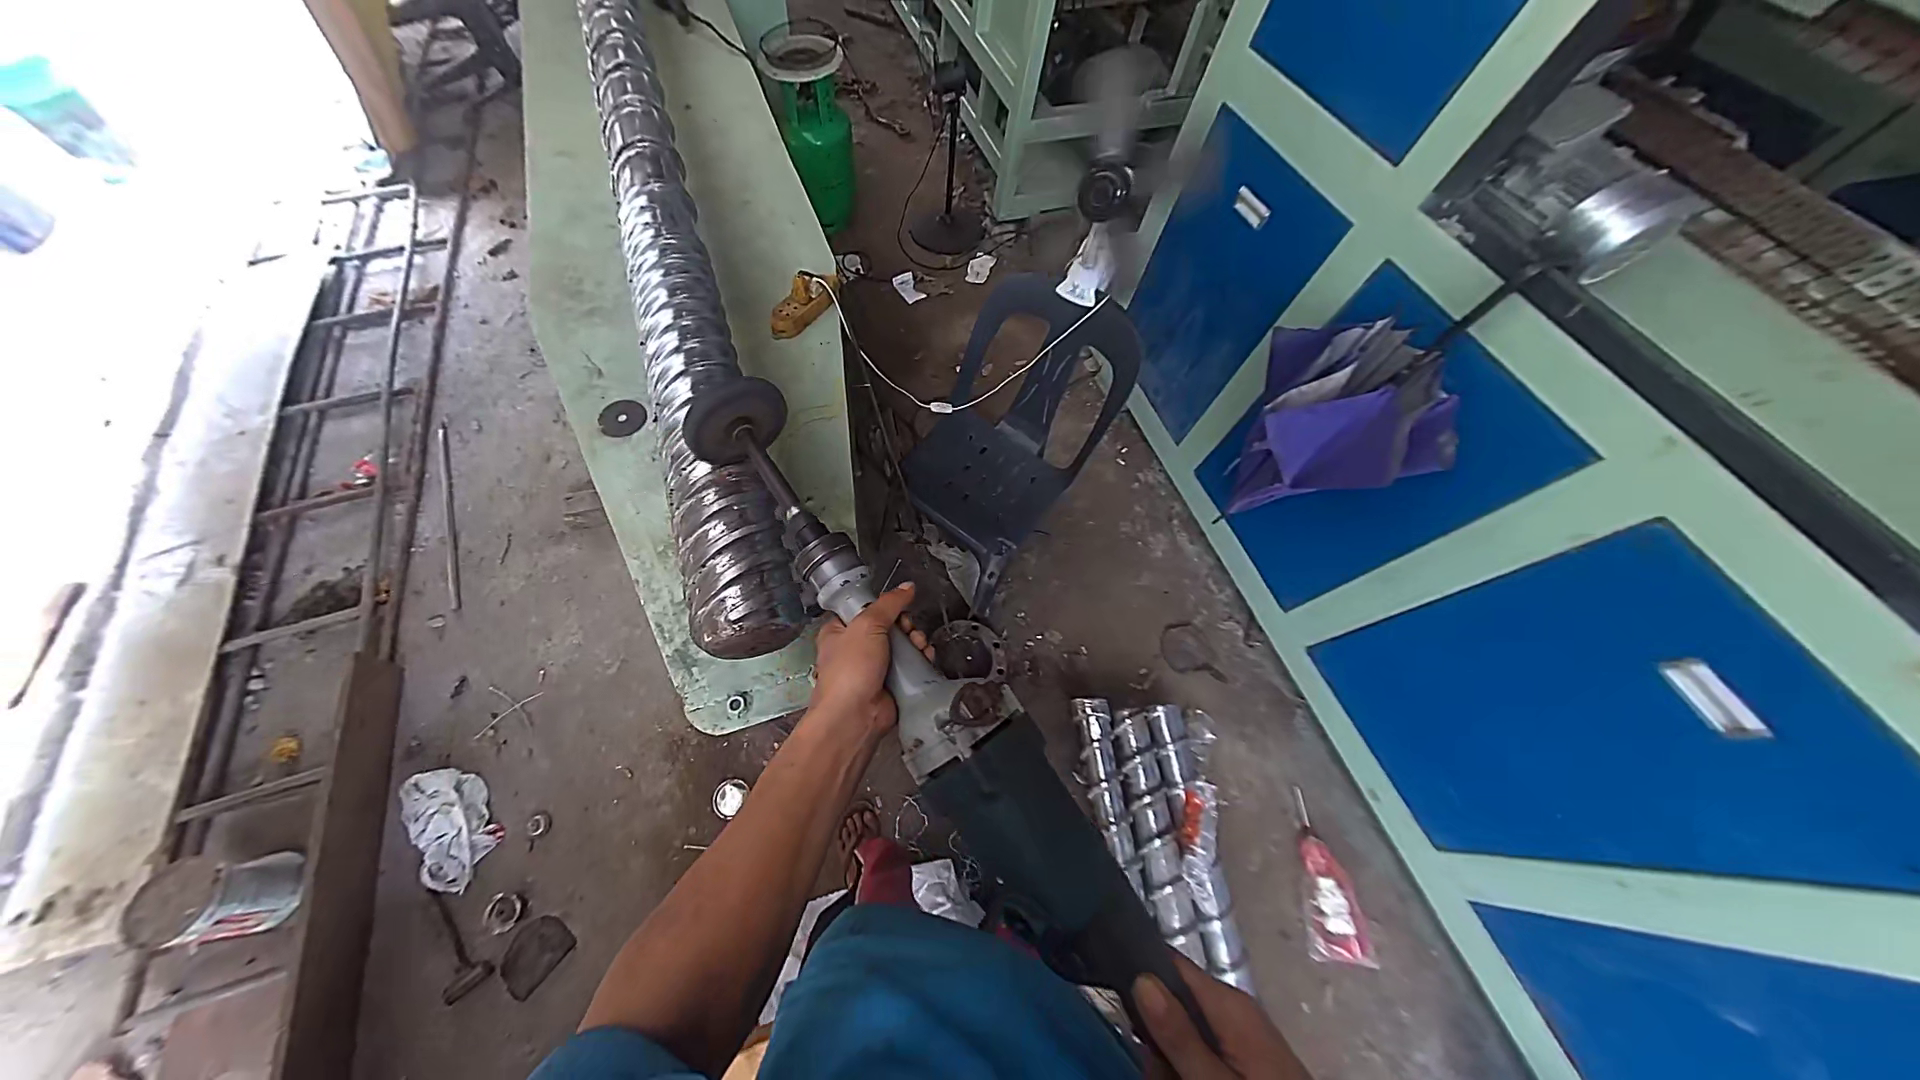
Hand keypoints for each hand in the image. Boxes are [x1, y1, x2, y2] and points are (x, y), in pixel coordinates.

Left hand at [809, 583, 931, 737]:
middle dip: (905, 625)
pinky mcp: (892, 683)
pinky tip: (925, 657)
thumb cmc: (849, 671)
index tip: (895, 607)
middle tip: (908, 629)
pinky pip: (911, 664)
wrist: (855, 717)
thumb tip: (907, 587)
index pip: (866, 608)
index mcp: (840, 631)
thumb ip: (889, 604)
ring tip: (918, 645)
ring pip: (903, 644)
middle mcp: (856, 648)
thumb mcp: (867, 625)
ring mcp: (875, 666)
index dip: (884, 605)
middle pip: (890, 625)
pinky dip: (921, 659)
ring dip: (915, 641)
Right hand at [1133, 954, 1307, 1079]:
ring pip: (1185, 1032)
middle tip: (1155, 1072)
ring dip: (1170, 1060)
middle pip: (1174, 1001)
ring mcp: (1243, 1035)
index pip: (1170, 961)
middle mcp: (1234, 1009)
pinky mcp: (1248, 1060)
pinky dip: (1190, 1069)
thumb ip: (1178, 1034)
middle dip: (1156, 1037)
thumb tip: (1141, 978)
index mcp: (1228, 1003)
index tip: (1117, 1000)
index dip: (1140, 973)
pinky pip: (1204, 1052)